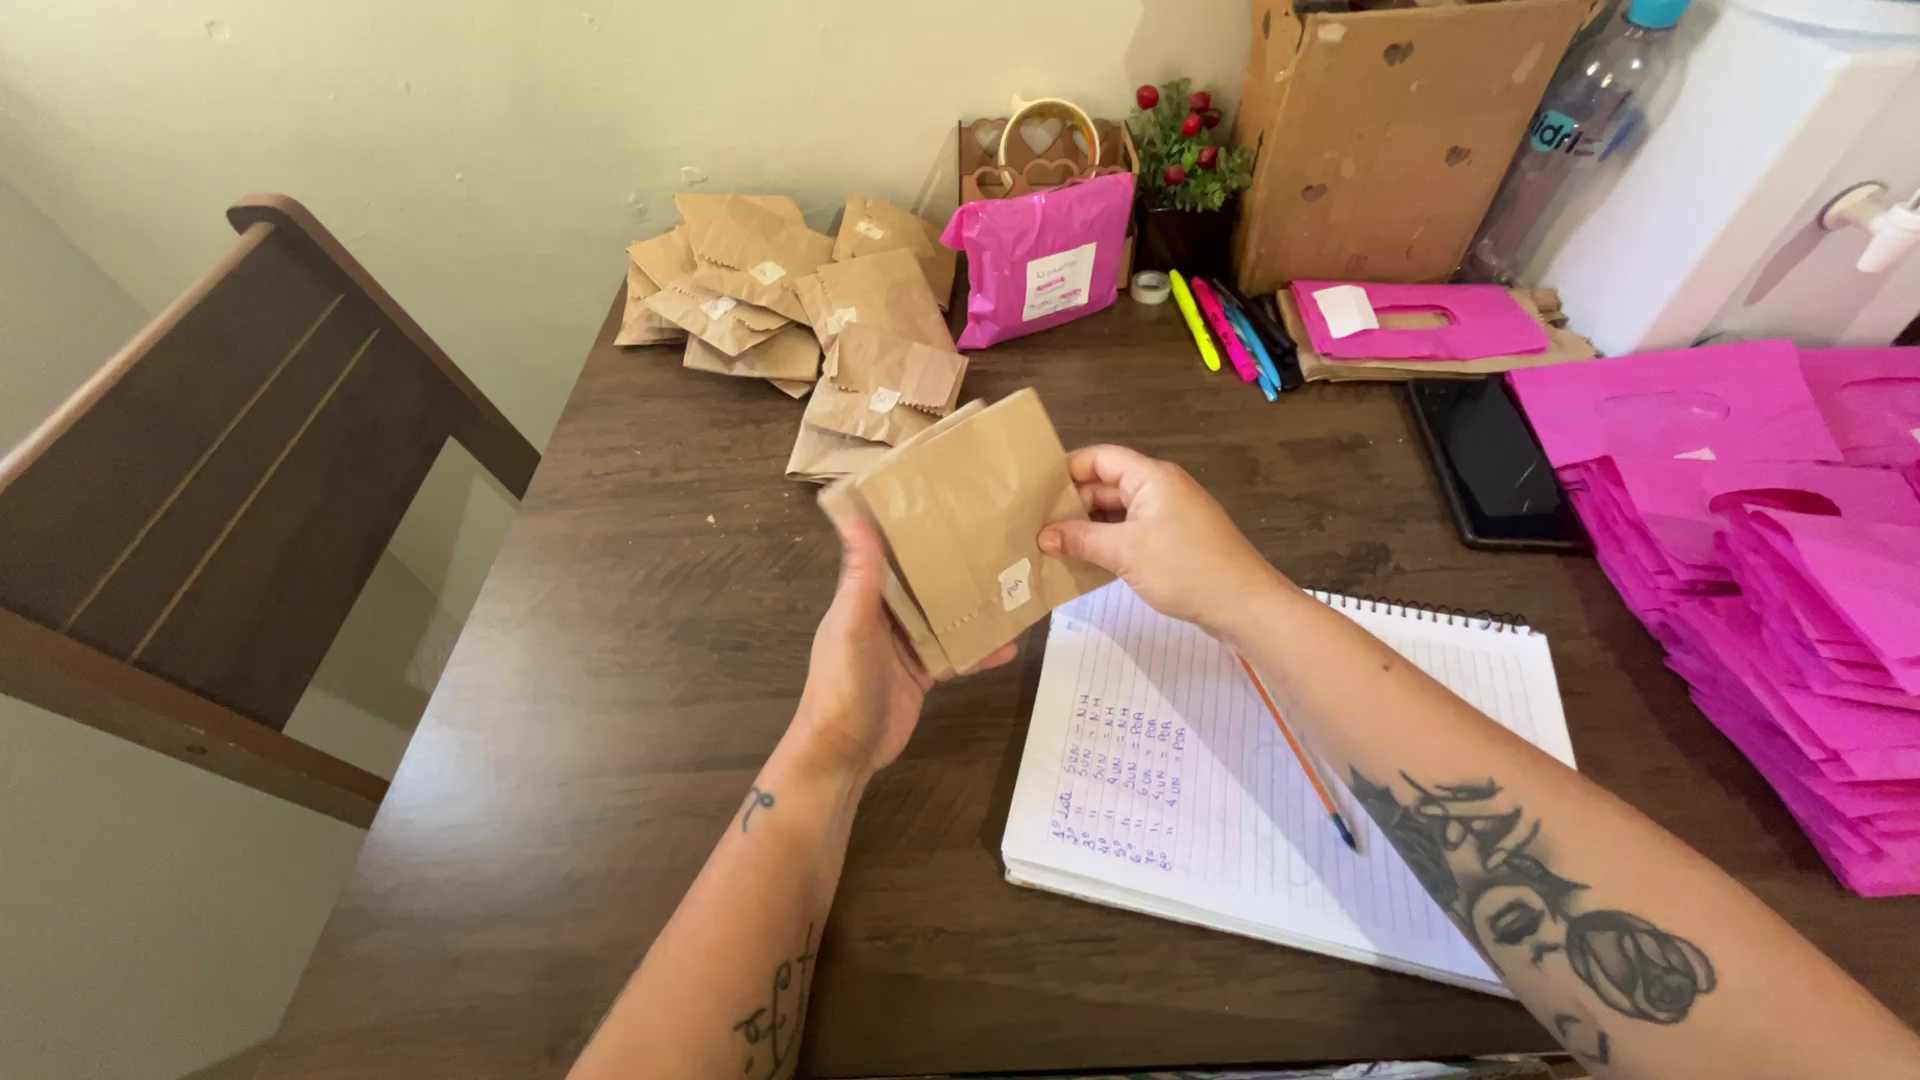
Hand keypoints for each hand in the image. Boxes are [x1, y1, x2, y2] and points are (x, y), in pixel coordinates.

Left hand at [796, 515, 1015, 775]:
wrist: (844, 751)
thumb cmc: (844, 683)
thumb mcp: (852, 625)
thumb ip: (860, 576)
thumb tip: (853, 515)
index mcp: (863, 599)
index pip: (889, 556)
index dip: (913, 534)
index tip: (947, 507)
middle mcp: (884, 618)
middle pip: (923, 586)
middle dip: (954, 570)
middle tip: (997, 547)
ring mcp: (905, 648)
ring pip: (944, 620)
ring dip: (972, 610)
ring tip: (1013, 593)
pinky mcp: (922, 675)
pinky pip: (954, 655)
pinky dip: (979, 652)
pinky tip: (1009, 647)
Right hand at [1038, 444, 1290, 639]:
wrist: (1242, 604)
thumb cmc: (1184, 567)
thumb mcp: (1125, 552)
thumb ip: (1081, 539)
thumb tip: (1043, 536)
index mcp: (1150, 477)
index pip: (1099, 458)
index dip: (1067, 470)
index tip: (1035, 491)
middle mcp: (1159, 488)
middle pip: (1105, 485)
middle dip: (1072, 504)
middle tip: (1035, 524)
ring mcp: (1167, 515)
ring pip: (1116, 512)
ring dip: (1087, 527)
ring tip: (1051, 544)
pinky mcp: (1172, 540)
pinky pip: (1130, 532)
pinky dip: (1106, 542)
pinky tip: (1082, 560)